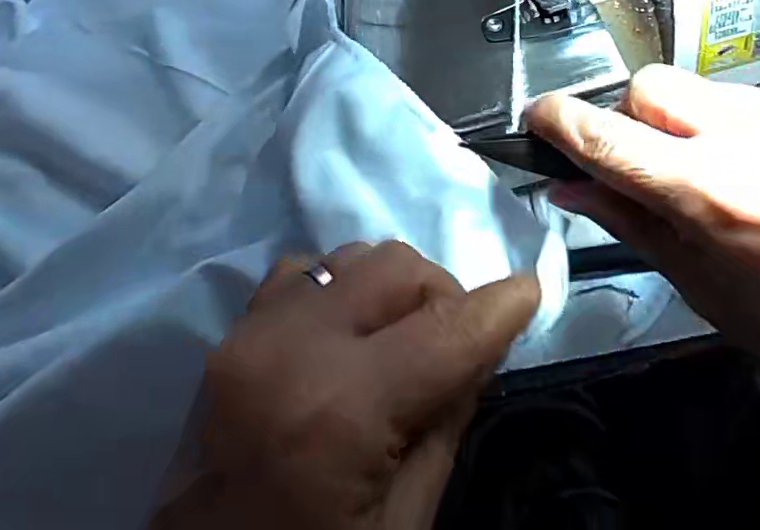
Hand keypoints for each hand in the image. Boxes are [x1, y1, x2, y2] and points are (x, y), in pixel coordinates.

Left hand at [154, 242, 539, 529]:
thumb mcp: (403, 521)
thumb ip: (446, 420)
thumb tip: (479, 344)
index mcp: (339, 409)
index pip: (441, 333)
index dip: (496, 307)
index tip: (529, 288)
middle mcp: (291, 346)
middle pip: (393, 267)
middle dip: (441, 292)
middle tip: (455, 339)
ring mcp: (252, 330)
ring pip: (350, 255)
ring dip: (391, 286)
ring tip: (400, 336)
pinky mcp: (230, 329)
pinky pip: (303, 270)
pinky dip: (340, 286)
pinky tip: (346, 330)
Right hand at [524, 66, 759, 478]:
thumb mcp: (719, 301)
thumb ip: (635, 227)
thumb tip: (570, 187)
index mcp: (729, 201)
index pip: (608, 134)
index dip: (556, 120)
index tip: (534, 121)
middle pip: (649, 86)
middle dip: (625, 120)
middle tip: (636, 168)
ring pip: (697, 89)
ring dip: (678, 125)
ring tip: (709, 180)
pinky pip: (748, 100)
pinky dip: (729, 128)